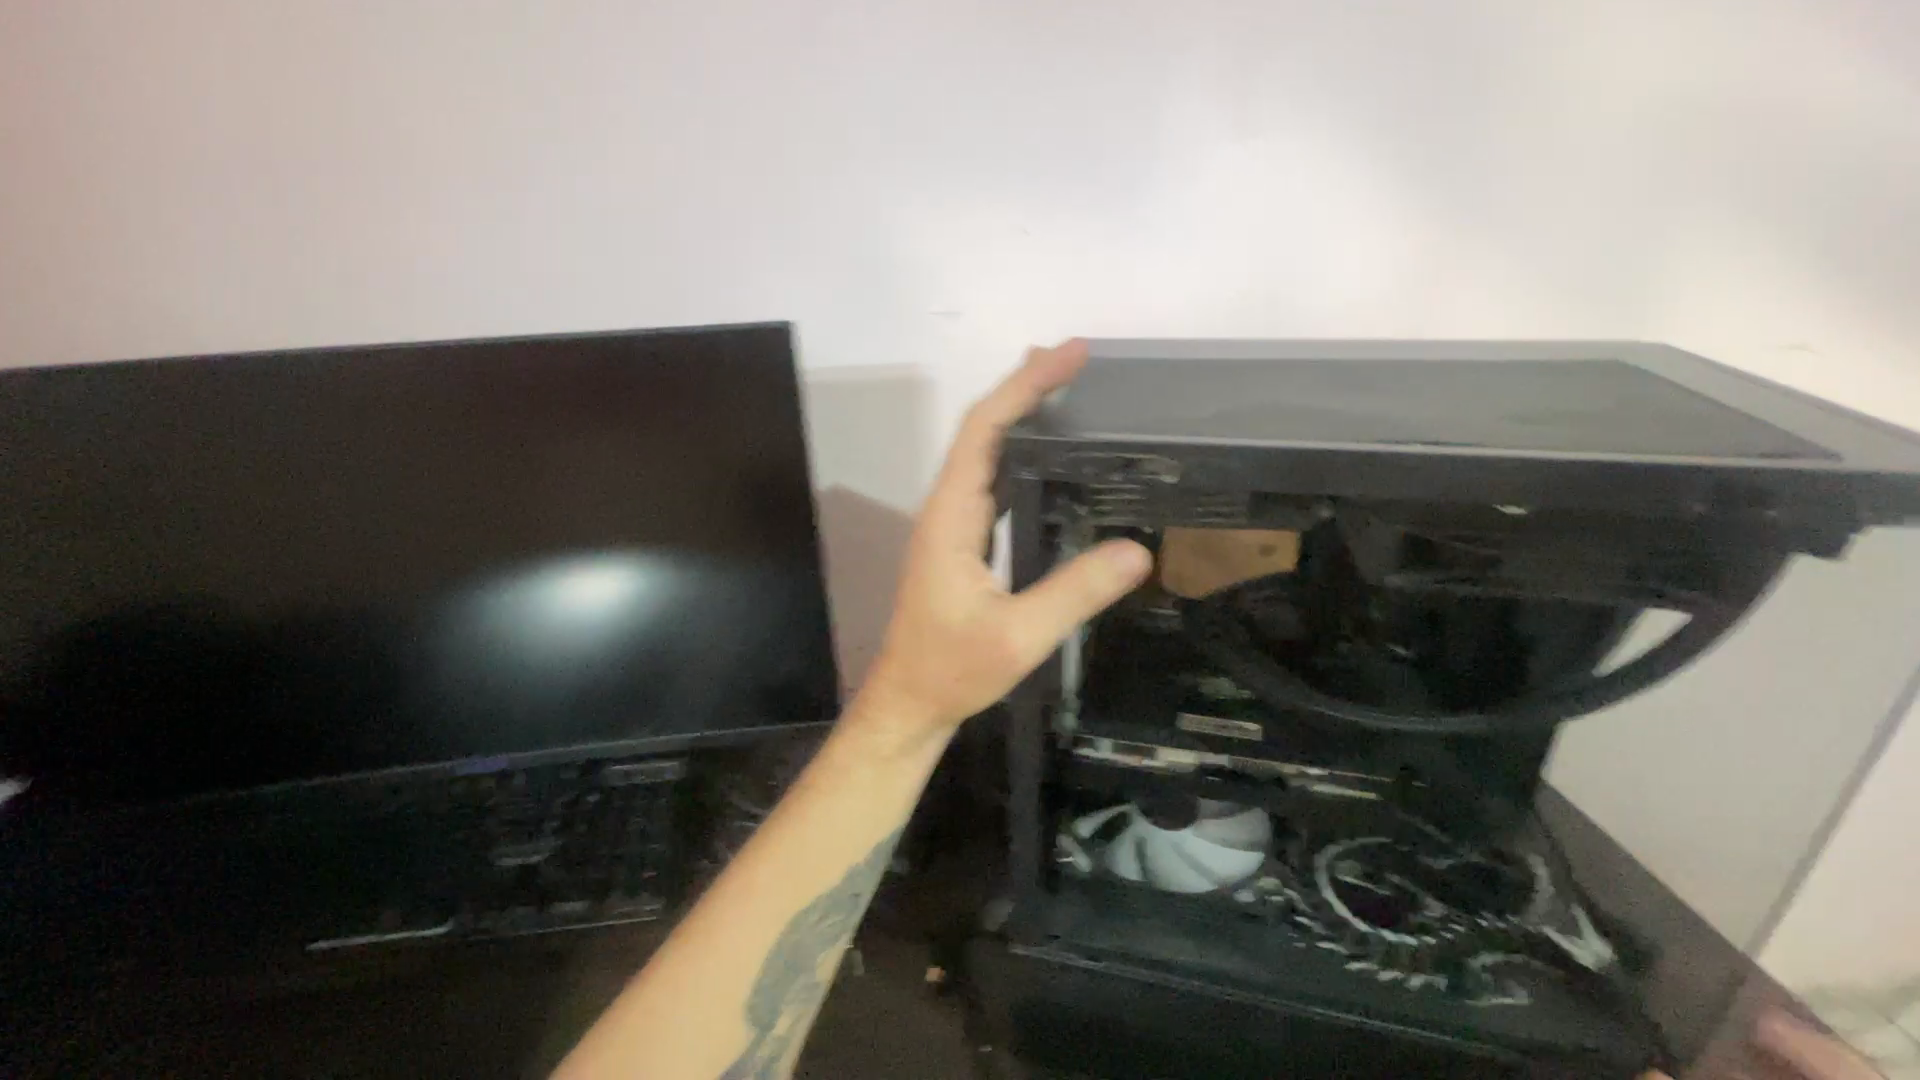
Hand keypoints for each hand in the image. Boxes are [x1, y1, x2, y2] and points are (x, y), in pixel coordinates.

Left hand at [851, 341, 1152, 745]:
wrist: (910, 700)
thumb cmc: (951, 669)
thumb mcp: (1017, 637)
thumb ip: (1074, 593)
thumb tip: (1137, 550)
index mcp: (952, 516)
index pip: (985, 430)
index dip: (1024, 386)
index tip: (1068, 355)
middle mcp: (947, 508)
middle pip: (982, 430)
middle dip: (1024, 388)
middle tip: (1074, 360)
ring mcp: (950, 524)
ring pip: (984, 453)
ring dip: (1019, 416)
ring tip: (1064, 390)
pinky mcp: (960, 542)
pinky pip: (990, 482)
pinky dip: (1018, 455)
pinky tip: (1047, 458)